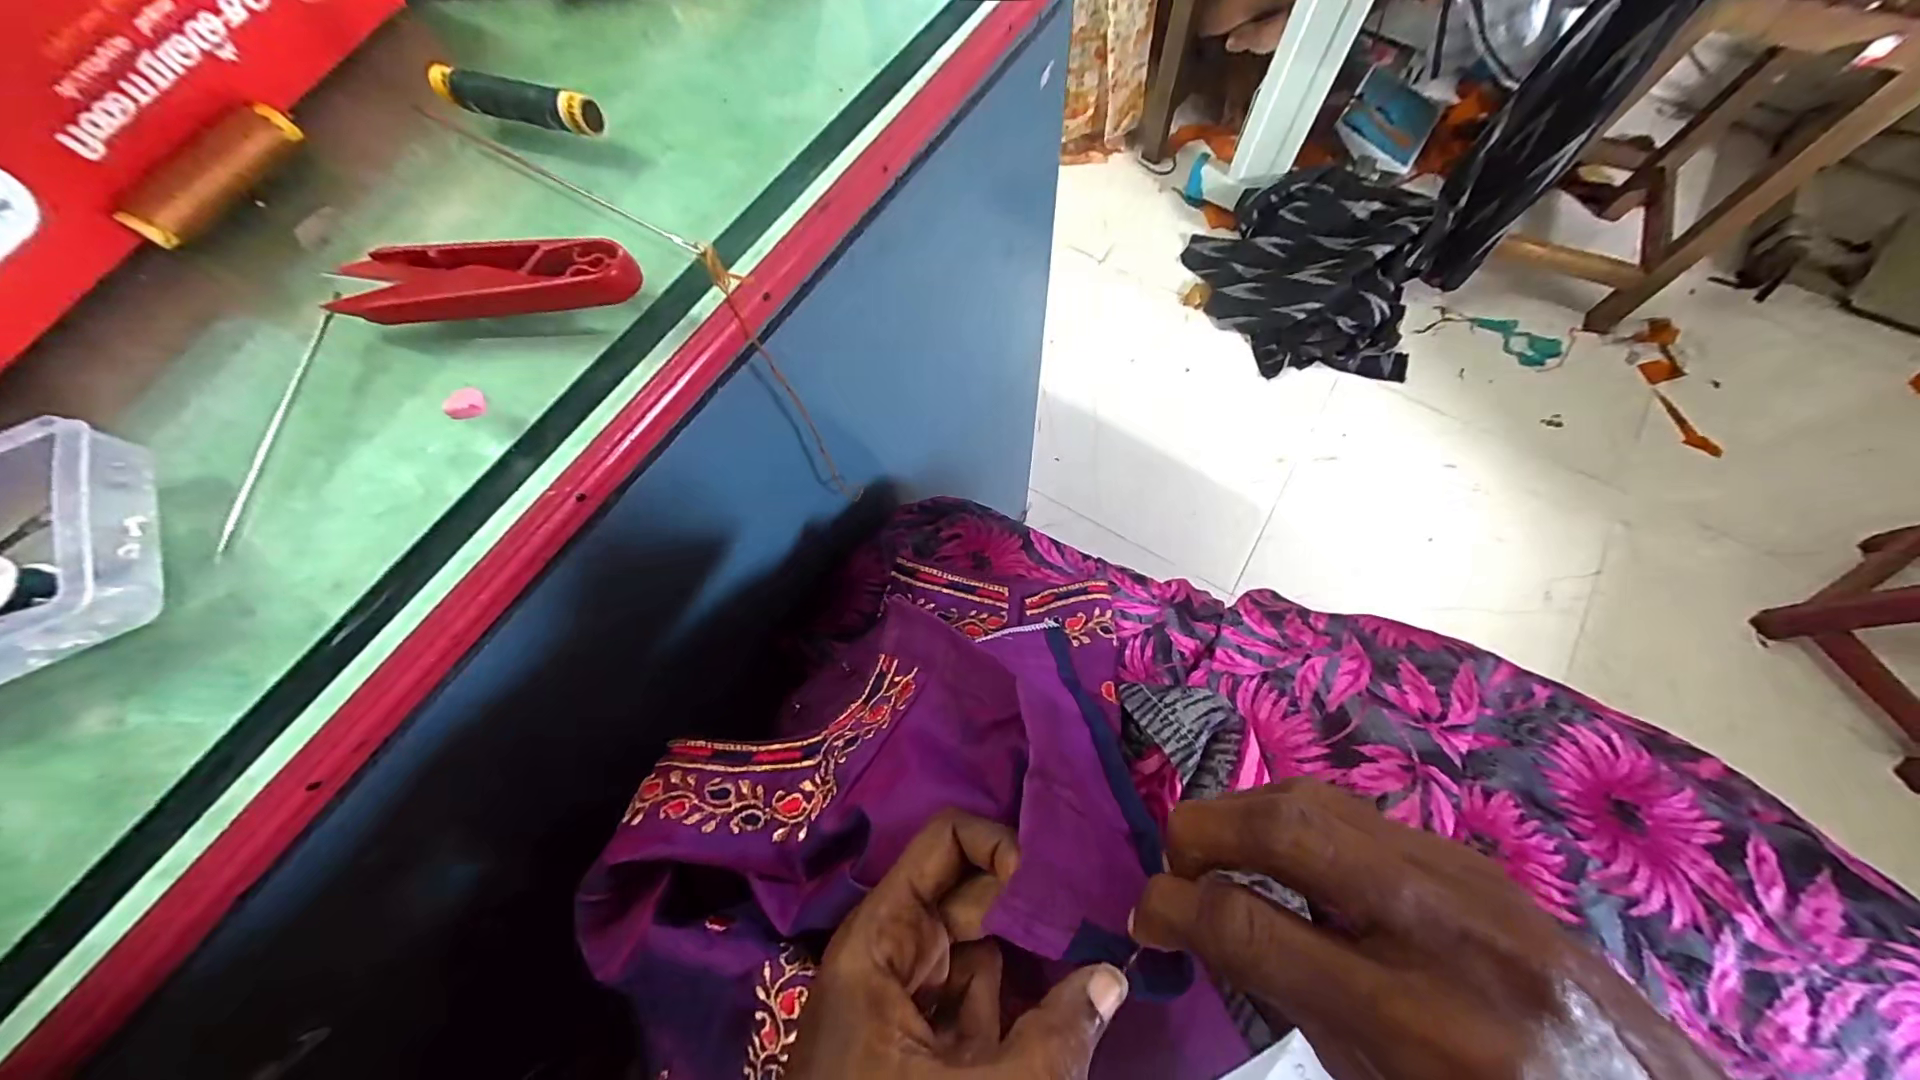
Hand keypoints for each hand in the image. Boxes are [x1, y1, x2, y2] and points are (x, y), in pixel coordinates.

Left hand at [789, 810, 1128, 1078]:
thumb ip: (1053, 1038)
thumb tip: (1112, 976)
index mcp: (882, 938)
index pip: (944, 843)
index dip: (998, 846)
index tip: (1051, 884)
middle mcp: (895, 951)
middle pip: (971, 892)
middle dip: (1030, 897)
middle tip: (1095, 905)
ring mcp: (914, 997)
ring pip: (984, 944)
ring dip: (1034, 945)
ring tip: (1094, 936)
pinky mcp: (931, 1041)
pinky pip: (984, 994)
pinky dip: (1024, 993)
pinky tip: (1072, 991)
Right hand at [1130, 780, 1724, 1079]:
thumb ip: (1285, 997)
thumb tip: (1199, 922)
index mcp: (1418, 1024)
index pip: (1250, 925)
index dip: (1172, 908)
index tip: (1144, 917)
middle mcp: (1442, 930)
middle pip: (1284, 825)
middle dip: (1200, 832)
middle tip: (1175, 868)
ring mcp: (1465, 877)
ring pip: (1312, 798)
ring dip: (1240, 815)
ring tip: (1218, 855)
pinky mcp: (1469, 855)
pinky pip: (1350, 811)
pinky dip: (1289, 820)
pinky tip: (1282, 855)